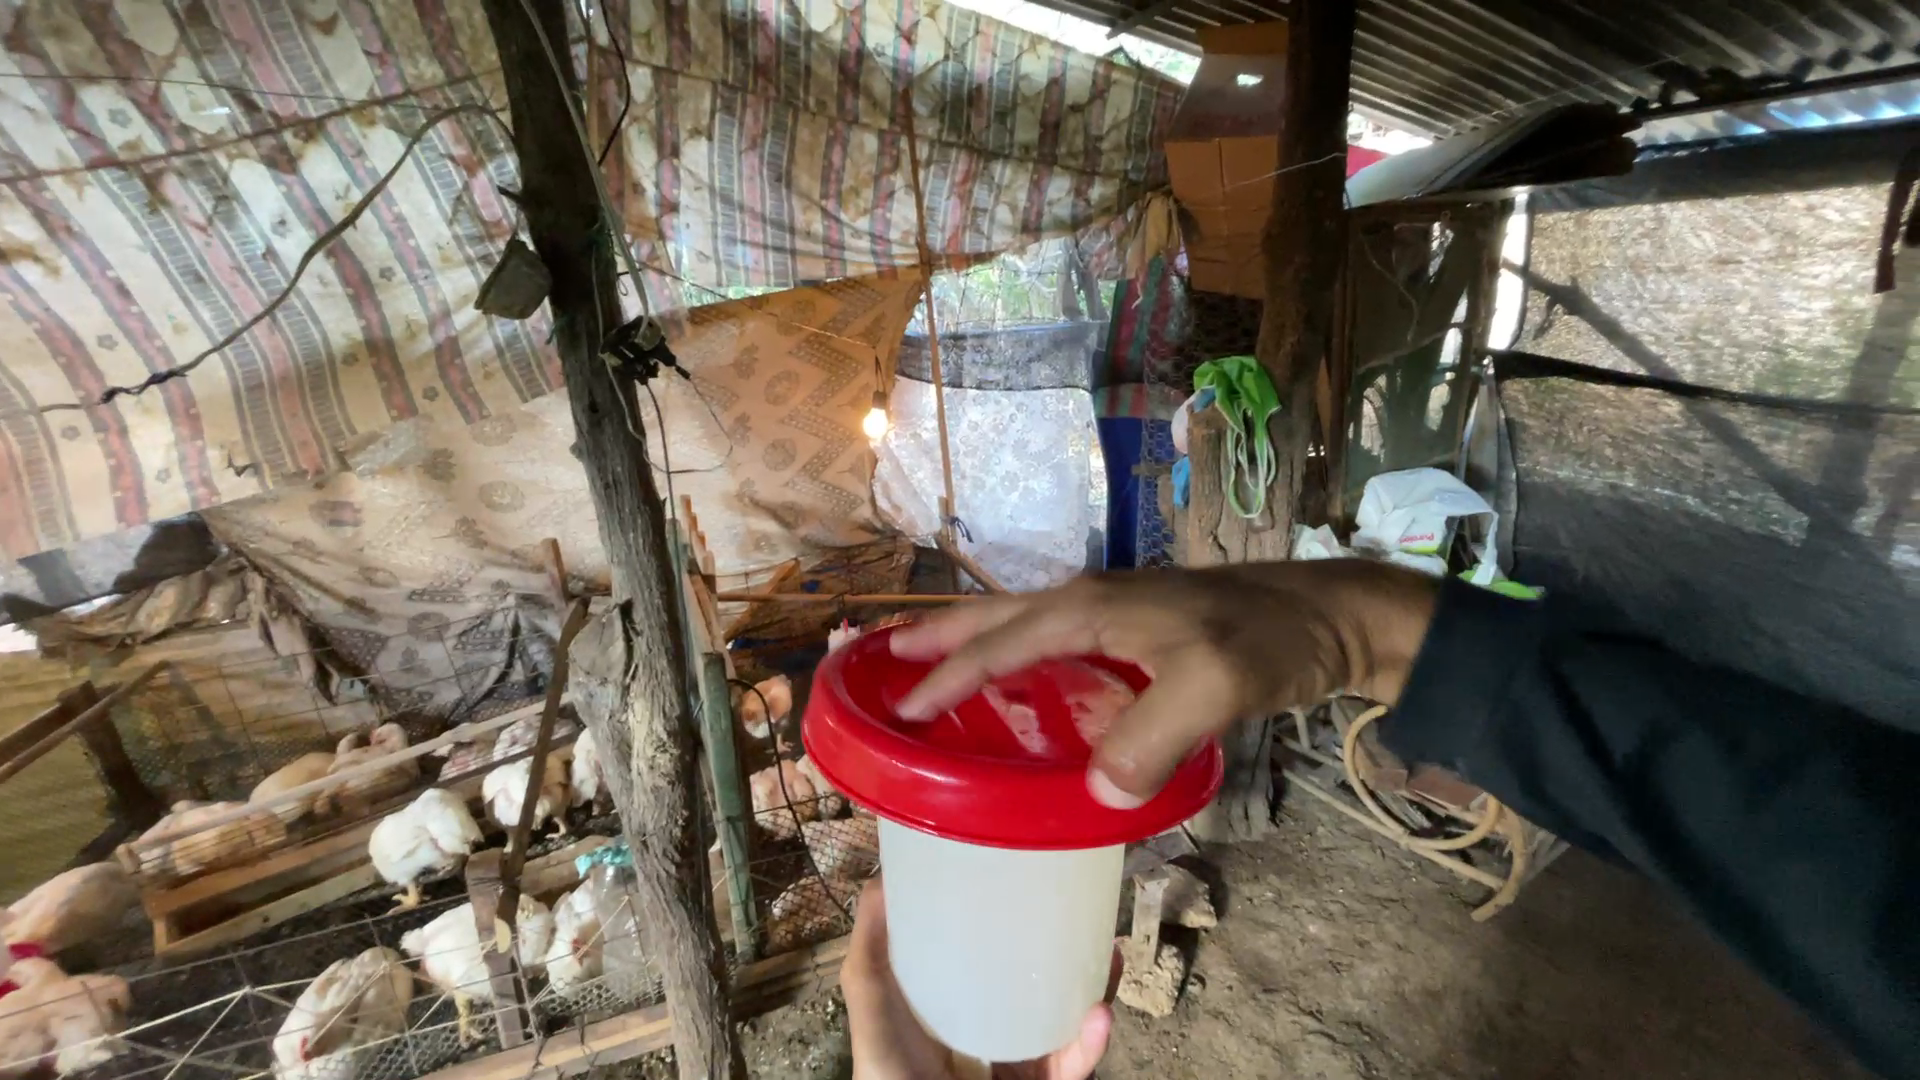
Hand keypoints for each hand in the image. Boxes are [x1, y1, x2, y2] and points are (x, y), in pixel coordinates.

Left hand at [843, 880, 1114, 1079]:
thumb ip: (870, 952)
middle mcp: (992, 1027)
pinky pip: (1072, 1068)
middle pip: (1038, 982)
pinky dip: (1089, 1045)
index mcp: (955, 1000)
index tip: (1029, 878)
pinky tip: (1100, 1016)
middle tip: (1086, 916)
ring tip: (1109, 953)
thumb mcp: (870, 1007)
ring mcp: (1019, 1061)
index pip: (989, 952)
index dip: (1011, 919)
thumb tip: (880, 879)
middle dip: (1066, 950)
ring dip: (1094, 988)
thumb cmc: (888, 1071)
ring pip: (1067, 1020)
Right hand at [891, 560, 1437, 806]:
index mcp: (1089, 608)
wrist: (1324, 616)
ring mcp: (1109, 612)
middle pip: (996, 615)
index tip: (903, 708)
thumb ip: (1150, 736)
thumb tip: (1096, 794)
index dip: (950, 676)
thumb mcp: (1213, 686)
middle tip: (886, 656)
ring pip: (1021, 622)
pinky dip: (1017, 657)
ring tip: (930, 660)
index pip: (1002, 643)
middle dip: (939, 635)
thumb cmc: (1264, 640)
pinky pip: (1052, 641)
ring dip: (973, 639)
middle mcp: (1087, 601)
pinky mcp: (1130, 630)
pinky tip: (1020, 686)